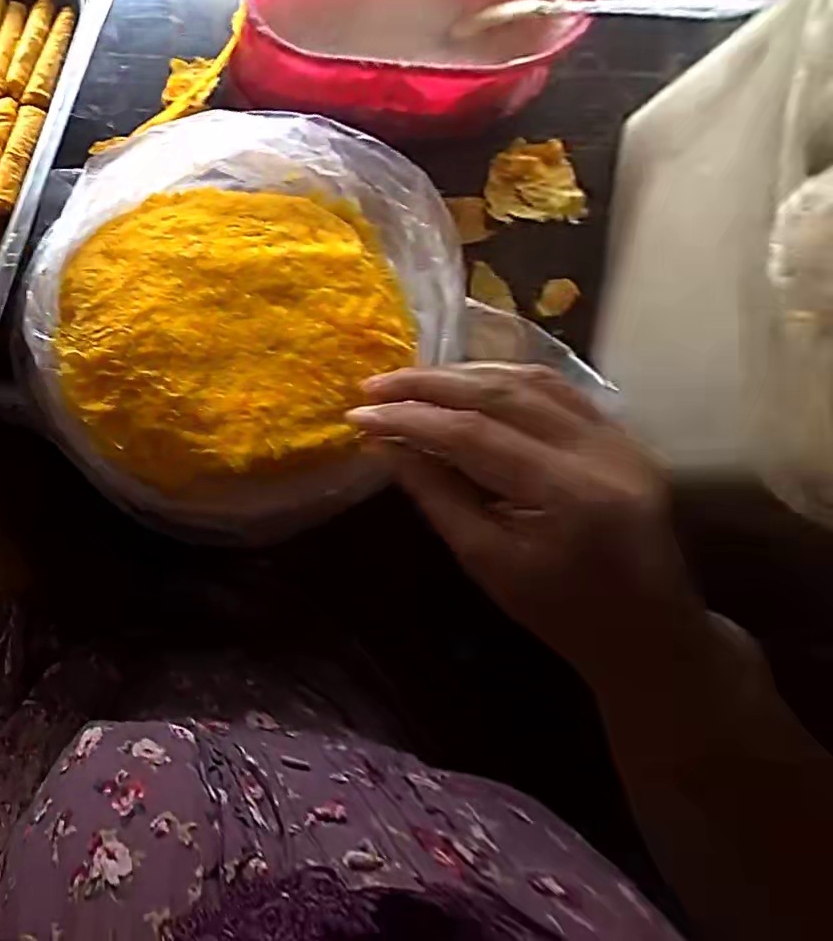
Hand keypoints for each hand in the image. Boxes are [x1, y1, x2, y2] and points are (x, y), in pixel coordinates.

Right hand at [348, 362, 704, 682]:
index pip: (470, 433)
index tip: (356, 416)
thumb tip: (380, 444)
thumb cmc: (553, 602)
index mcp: (566, 491)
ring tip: (407, 380)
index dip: (406, 419)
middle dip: (427, 385)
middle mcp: (601, 453)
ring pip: (530, 381)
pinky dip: (498, 377)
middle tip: (371, 387)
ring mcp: (617, 440)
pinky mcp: (618, 437)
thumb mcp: (478, 552)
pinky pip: (554, 389)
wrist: (646, 627)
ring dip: (460, 374)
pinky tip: (460, 382)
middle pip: (501, 394)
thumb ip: (431, 489)